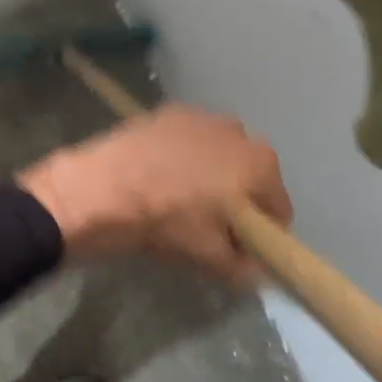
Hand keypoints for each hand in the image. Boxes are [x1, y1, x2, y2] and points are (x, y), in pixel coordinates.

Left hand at [17, 105, 291, 284]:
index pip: (277, 208)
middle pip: (249, 174)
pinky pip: (188, 141)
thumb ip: (246, 269)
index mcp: (259, 164)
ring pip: (218, 154)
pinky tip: (159, 176)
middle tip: (211, 225)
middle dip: (237, 198)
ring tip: (181, 199)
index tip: (243, 247)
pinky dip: (182, 156)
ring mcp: (200, 116)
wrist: (103, 188)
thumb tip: (255, 269)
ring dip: (210, 173)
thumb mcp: (213, 261)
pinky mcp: (167, 112)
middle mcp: (237, 131)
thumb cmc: (167, 223)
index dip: (264, 232)